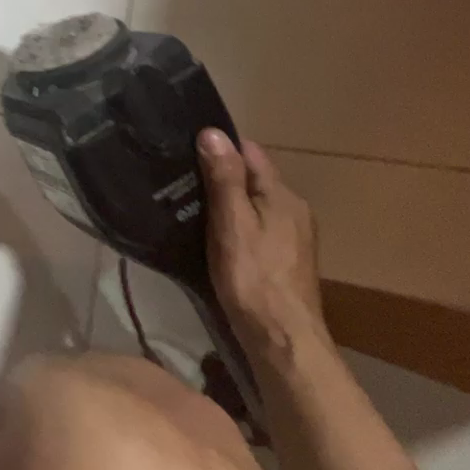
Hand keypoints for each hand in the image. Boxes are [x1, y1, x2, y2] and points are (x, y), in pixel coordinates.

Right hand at [198, 128, 329, 360]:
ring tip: (184, 200)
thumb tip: (213, 133)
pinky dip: (232, 221)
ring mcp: (291, 235)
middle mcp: (293, 210)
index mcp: (283, 196)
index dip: (218, 146)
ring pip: (252, 202)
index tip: (182, 147)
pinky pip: (253, 224)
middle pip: (252, 177)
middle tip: (175, 174)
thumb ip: (224, 178)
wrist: (281, 337)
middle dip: (218, 172)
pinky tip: (208, 232)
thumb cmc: (252, 276)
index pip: (250, 152)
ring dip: (224, 199)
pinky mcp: (282, 257)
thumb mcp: (232, 223)